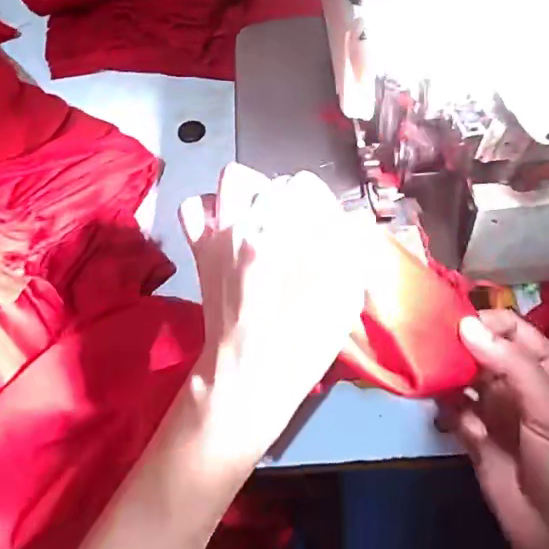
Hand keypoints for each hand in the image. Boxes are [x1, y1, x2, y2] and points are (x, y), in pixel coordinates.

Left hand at [174, 163, 365, 481]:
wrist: (254, 370)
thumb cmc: (307, 338)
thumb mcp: (349, 292)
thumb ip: (353, 245)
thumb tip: (349, 222)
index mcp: (303, 226)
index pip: (310, 186)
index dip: (320, 204)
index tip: (324, 225)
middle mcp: (262, 218)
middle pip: (277, 182)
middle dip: (290, 197)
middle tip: (295, 224)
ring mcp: (227, 230)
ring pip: (235, 178)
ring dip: (250, 188)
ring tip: (259, 211)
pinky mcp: (202, 247)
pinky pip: (195, 207)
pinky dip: (208, 207)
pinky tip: (223, 222)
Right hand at [441, 310, 548, 548]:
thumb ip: (513, 366)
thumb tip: (466, 324)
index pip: (512, 329)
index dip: (482, 321)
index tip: (448, 323)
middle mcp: (521, 384)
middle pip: (482, 348)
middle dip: (456, 343)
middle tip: (424, 341)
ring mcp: (497, 411)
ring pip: (464, 376)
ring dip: (444, 370)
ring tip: (422, 367)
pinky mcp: (475, 437)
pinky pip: (452, 408)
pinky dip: (441, 402)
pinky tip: (433, 402)